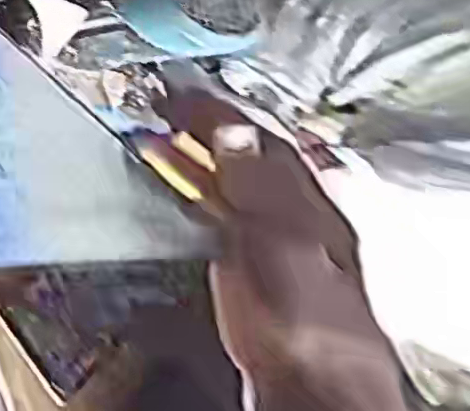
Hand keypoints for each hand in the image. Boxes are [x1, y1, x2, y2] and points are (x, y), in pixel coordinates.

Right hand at [141, 95, 407, 410]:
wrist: (304, 387)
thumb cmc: (305, 322)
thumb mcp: (285, 246)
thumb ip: (261, 187)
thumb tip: (233, 128)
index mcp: (318, 205)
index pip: (264, 140)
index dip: (221, 111)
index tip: (178, 88)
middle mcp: (296, 211)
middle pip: (245, 151)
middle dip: (201, 122)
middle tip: (160, 99)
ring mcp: (270, 232)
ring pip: (225, 171)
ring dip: (187, 146)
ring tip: (151, 125)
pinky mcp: (242, 251)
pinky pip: (210, 197)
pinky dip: (183, 174)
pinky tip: (162, 164)